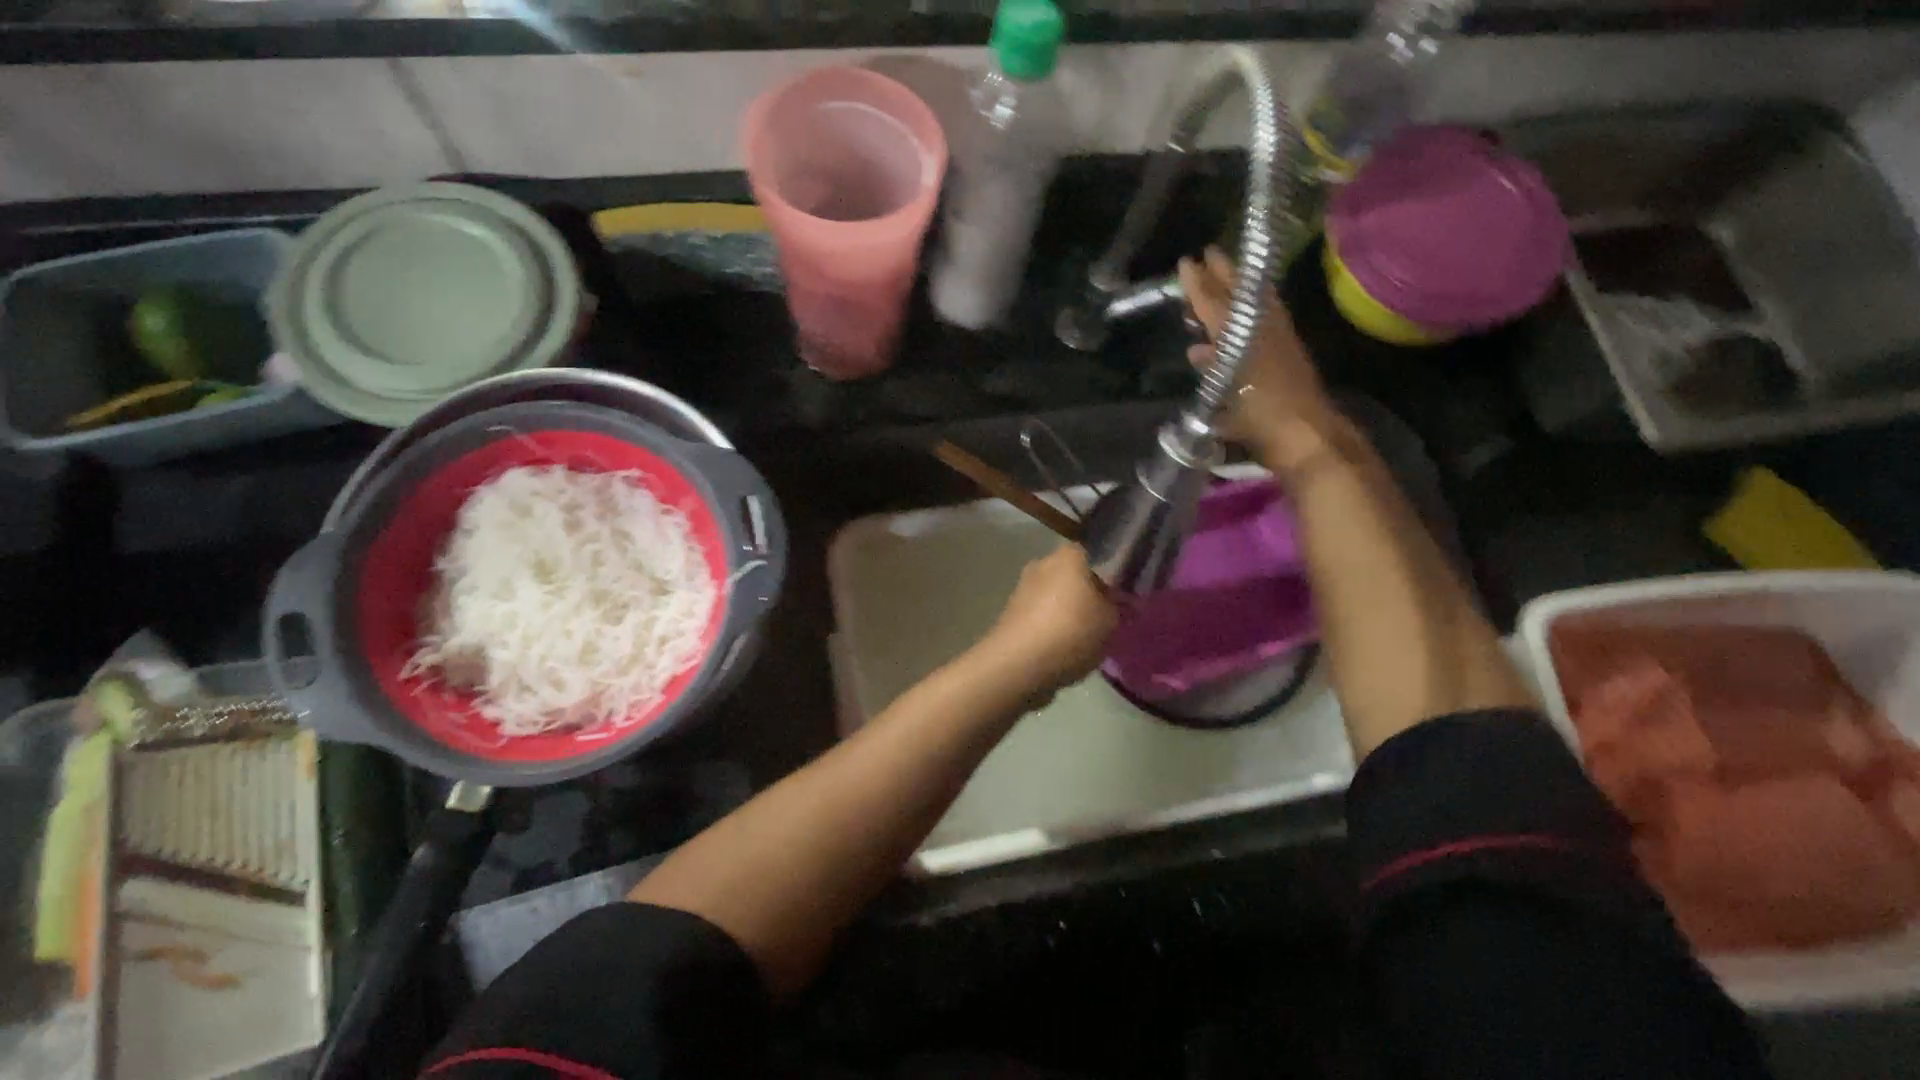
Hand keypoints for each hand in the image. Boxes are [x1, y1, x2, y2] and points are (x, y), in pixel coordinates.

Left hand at [977, 545, 1117, 697]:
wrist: (1018, 663)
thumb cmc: (1071, 632)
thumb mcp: (1110, 620)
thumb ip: (1115, 607)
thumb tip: (1110, 603)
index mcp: (1068, 556)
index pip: (1094, 557)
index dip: (1108, 578)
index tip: (1116, 601)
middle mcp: (1041, 564)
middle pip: (1071, 578)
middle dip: (1085, 597)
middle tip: (1101, 623)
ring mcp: (1022, 589)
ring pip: (1054, 599)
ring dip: (1065, 615)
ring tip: (1081, 643)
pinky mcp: (1009, 614)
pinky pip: (1039, 617)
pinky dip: (1049, 630)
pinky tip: (1059, 651)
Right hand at [1177, 247, 1344, 472]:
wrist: (1307, 439)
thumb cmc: (1263, 417)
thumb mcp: (1228, 391)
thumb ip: (1214, 368)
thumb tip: (1197, 350)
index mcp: (1244, 336)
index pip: (1217, 302)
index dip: (1200, 284)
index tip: (1187, 262)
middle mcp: (1262, 334)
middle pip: (1240, 299)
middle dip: (1223, 278)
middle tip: (1208, 255)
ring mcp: (1277, 346)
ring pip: (1252, 312)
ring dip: (1233, 298)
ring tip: (1215, 286)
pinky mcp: (1285, 362)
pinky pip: (1260, 331)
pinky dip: (1243, 324)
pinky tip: (1235, 331)